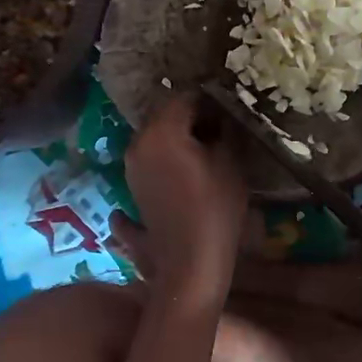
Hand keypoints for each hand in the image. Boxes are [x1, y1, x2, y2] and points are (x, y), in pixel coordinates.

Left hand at [123, 96, 247, 293]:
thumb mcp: (230, 163)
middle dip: (191, 116)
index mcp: (161, 132)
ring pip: (156, 137)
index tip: (228, 110)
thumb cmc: (214, 209)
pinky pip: (151, 158)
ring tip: (207, 148)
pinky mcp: (133, 187)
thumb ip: (224, 131)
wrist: (190, 263)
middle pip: (165, 115)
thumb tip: (219, 118)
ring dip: (178, 136)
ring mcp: (131, 167)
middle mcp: (138, 144)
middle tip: (220, 127)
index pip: (184, 98)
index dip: (209, 100)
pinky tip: (187, 168)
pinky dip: (167, 156)